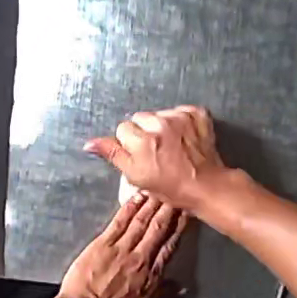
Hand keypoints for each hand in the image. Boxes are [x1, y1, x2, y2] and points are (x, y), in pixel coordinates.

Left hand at [51, 194, 187, 297]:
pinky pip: (119, 222)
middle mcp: (140, 256)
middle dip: (169, 208)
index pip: (171, 244)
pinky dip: (129, 208)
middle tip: (177, 190)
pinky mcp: (102, 243)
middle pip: (158, 227)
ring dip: (152, 203)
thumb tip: (182, 285)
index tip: (188, 211)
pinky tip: (137, 196)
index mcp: (153, 273)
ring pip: (141, 221)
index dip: (180, 226)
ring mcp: (120, 248)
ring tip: (161, 188)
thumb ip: (165, 297)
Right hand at [84, 106, 231, 211]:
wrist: (206, 185)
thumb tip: (90, 143)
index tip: (140, 156)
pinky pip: (180, 111)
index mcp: (141, 140)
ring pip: (158, 114)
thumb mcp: (135, 175)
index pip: (122, 129)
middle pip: (139, 118)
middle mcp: (159, 124)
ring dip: (162, 126)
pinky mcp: (197, 115)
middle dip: (144, 132)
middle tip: (155, 151)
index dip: (129, 144)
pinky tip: (184, 138)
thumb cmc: (170, 186)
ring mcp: (180, 117)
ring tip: (171, 146)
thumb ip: (112, 154)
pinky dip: (181, 121)